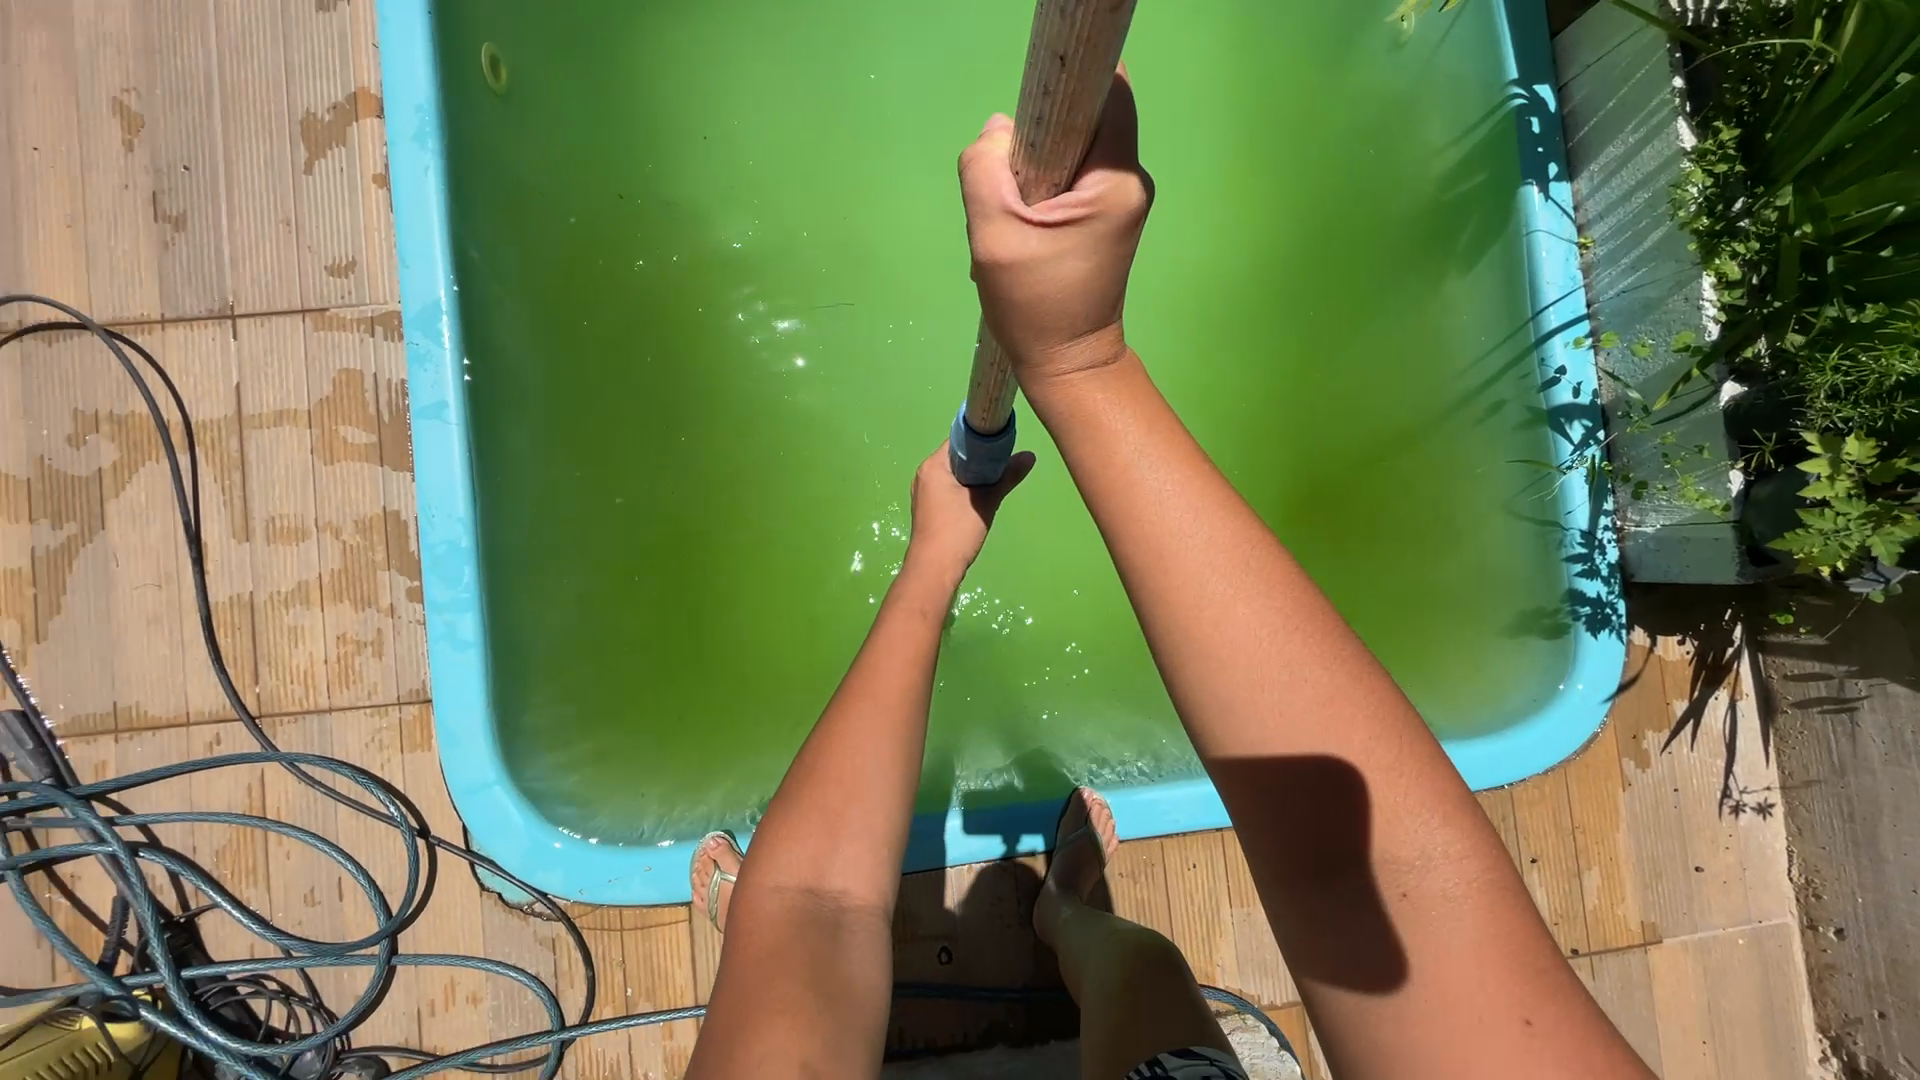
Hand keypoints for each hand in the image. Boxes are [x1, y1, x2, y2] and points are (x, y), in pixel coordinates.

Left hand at [904, 441, 1036, 583]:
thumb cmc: (956, 530)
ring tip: (997, 480)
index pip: (959, 440)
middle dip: (981, 460)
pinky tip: (982, 498)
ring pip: (954, 476)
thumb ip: (1008, 476)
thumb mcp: (986, 501)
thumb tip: (1030, 456)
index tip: (1003, 442)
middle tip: (1005, 462)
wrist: (934, 568)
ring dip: (975, 477)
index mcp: (932, 466)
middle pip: (957, 458)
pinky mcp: (929, 510)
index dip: (982, 439)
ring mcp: (925, 494)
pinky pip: (950, 490)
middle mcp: (924, 475)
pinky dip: (966, 490)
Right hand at [957, 67, 1152, 387]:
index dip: (1060, 90)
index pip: (1104, 91)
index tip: (1025, 130)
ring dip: (1030, 179)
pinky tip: (1022, 237)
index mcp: (1116, 179)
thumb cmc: (1034, 307)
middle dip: (1034, 147)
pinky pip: (1068, 184)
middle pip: (1078, 123)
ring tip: (1013, 226)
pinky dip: (1039, 200)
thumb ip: (984, 170)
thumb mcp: (994, 236)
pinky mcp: (1105, 220)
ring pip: (1067, 155)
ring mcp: (1119, 202)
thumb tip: (997, 129)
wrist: (1066, 366)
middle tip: (1009, 197)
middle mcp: (1128, 181)